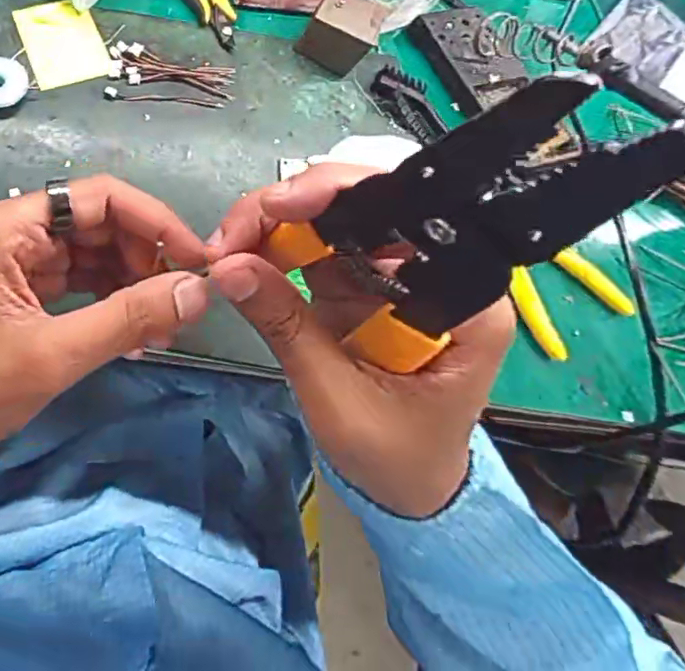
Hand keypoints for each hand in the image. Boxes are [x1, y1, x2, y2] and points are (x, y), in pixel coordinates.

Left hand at [0, 175, 210, 482]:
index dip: (154, 220)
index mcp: (14, 226)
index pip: (100, 196)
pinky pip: (87, 279)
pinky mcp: (32, 286)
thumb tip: (199, 290)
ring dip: (136, 283)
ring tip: (166, 329)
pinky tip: (140, 335)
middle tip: (184, 304)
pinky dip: (116, 301)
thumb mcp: (55, 355)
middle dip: (148, 257)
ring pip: (100, 251)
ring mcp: (26, 258)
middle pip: (103, 221)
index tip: (197, 260)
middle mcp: (21, 230)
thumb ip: (127, 318)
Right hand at [205, 164, 512, 517]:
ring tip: (225, 246)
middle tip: (230, 233)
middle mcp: (430, 269)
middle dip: (290, 204)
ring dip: (270, 221)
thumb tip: (226, 267)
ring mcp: (388, 271)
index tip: (277, 207)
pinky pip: (310, 243)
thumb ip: (284, 326)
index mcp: (458, 298)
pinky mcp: (354, 279)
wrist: (404, 490)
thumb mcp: (336, 396)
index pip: (407, 214)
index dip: (340, 194)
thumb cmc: (394, 455)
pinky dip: (269, 243)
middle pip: (361, 202)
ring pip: (328, 214)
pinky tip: (239, 255)